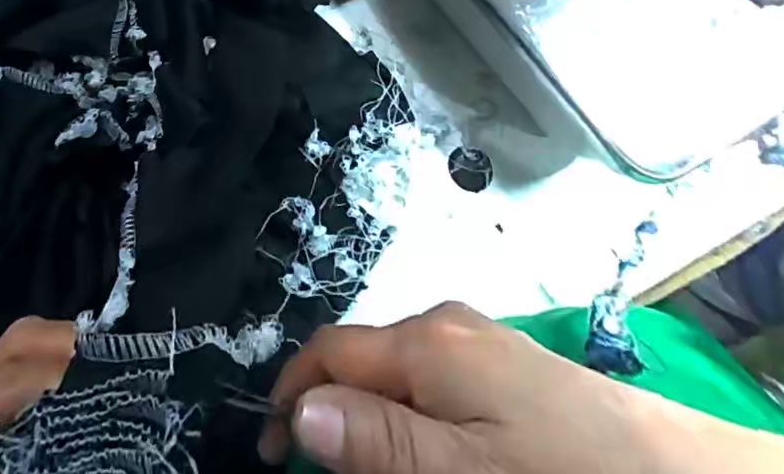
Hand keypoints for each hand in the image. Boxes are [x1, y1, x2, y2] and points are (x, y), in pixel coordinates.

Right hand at [258, 302, 783, 473]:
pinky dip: (416, 411)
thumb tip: (302, 413)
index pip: (329, 352)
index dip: (292, 394)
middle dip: (333, 408)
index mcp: (425, 342)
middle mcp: (445, 323)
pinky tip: (440, 449)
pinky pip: (438, 379)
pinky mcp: (510, 363)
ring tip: (380, 465)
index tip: (273, 453)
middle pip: (361, 358)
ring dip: (374, 413)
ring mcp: (481, 339)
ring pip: (398, 369)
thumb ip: (383, 441)